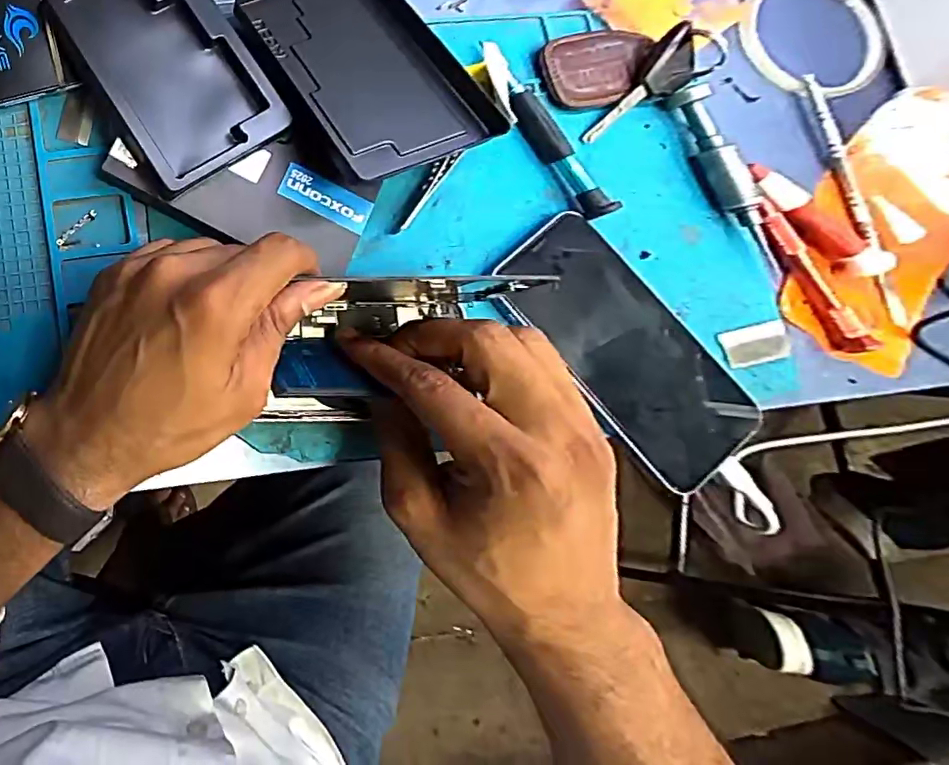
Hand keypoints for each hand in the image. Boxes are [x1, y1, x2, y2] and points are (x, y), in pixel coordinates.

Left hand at [21, 236, 341, 509]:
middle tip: (246, 322)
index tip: (299, 286)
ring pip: (203, 249)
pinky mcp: (114, 270)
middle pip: (241, 249)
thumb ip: (278, 326)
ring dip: (216, 274)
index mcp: (215, 301)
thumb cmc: (166, 426)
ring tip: (202, 320)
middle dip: (256, 279)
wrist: (88, 432)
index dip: (301, 267)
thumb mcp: (242, 389)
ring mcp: (139, 266)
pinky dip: (179, 274)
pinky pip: (165, 255)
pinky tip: (172, 310)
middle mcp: (175, 270)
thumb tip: (314, 288)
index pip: (280, 250)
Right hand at [338, 320, 630, 648]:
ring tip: (433, 357)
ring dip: (466, 337)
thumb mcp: (416, 512)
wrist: (568, 613)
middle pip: (486, 342)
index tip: (355, 344)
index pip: (433, 384)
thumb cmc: (486, 571)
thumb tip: (381, 388)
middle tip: (397, 350)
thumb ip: (395, 440)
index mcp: (507, 463)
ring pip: (522, 339)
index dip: (385, 358)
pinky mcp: (593, 426)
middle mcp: (555, 433)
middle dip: (428, 334)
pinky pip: (544, 361)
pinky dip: (499, 353)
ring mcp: (583, 426)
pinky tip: (472, 373)